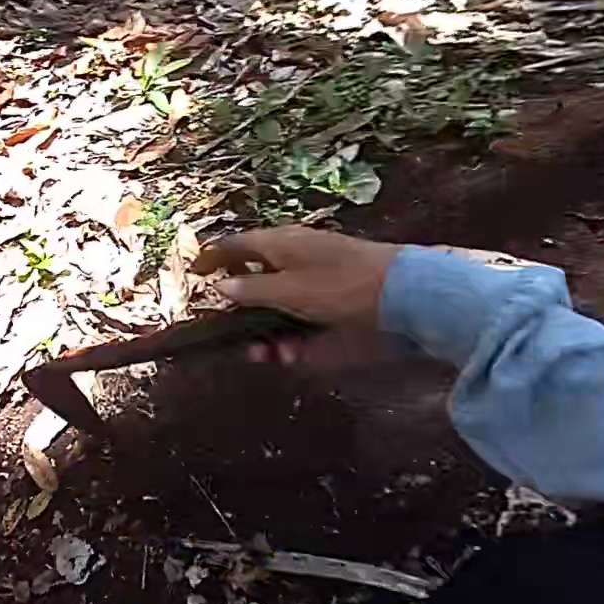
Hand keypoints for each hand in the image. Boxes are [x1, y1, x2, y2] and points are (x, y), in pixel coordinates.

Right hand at [190, 227, 400, 367]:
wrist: (409, 302)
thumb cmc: (342, 284)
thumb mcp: (287, 288)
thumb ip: (249, 290)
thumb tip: (220, 286)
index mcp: (282, 246)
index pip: (237, 246)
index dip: (214, 257)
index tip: (195, 272)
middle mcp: (294, 266)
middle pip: (253, 286)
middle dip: (239, 312)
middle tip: (227, 331)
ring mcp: (313, 292)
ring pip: (273, 315)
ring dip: (263, 335)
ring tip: (261, 354)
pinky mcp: (330, 317)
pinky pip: (297, 332)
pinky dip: (290, 345)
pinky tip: (288, 356)